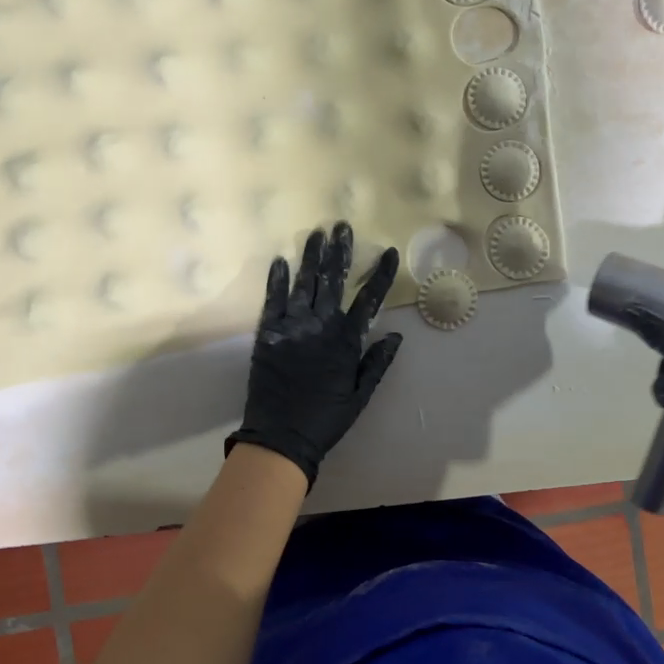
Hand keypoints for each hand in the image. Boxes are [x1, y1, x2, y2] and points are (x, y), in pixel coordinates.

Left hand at [225, 221, 402, 487]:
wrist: (281, 437)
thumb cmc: (325, 419)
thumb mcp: (361, 395)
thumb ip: (377, 363)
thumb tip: (396, 335)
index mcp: (346, 341)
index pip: (369, 299)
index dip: (381, 274)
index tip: (390, 252)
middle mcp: (321, 326)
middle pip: (333, 280)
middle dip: (340, 251)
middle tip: (342, 226)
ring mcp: (292, 327)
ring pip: (304, 283)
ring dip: (311, 257)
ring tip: (317, 234)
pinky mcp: (267, 334)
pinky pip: (273, 300)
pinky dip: (277, 280)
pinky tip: (281, 260)